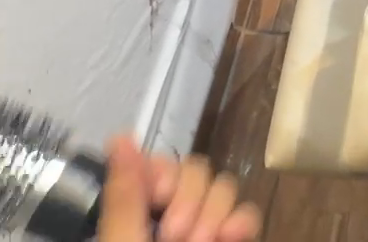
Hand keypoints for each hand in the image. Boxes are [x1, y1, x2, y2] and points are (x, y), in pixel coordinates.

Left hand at [96, 135, 260, 241]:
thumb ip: (125, 197)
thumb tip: (120, 135)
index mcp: (133, 218)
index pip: (161, 164)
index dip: (165, 172)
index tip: (159, 196)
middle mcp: (169, 218)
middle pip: (197, 171)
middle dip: (192, 197)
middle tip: (175, 236)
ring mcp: (202, 232)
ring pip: (224, 188)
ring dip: (215, 211)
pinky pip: (247, 215)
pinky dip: (242, 220)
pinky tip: (231, 237)